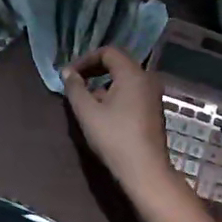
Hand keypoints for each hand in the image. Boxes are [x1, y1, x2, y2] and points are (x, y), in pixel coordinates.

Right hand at [62, 46, 175, 191]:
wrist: (144, 170)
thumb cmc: (114, 137)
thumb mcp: (87, 112)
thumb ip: (75, 88)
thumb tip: (68, 73)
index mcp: (132, 74)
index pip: (108, 52)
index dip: (86, 59)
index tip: (70, 75)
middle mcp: (147, 79)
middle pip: (118, 64)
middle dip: (94, 72)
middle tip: (75, 85)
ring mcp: (153, 95)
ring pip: (124, 80)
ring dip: (103, 86)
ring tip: (86, 103)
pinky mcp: (153, 111)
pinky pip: (132, 93)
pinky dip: (115, 96)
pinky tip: (103, 115)